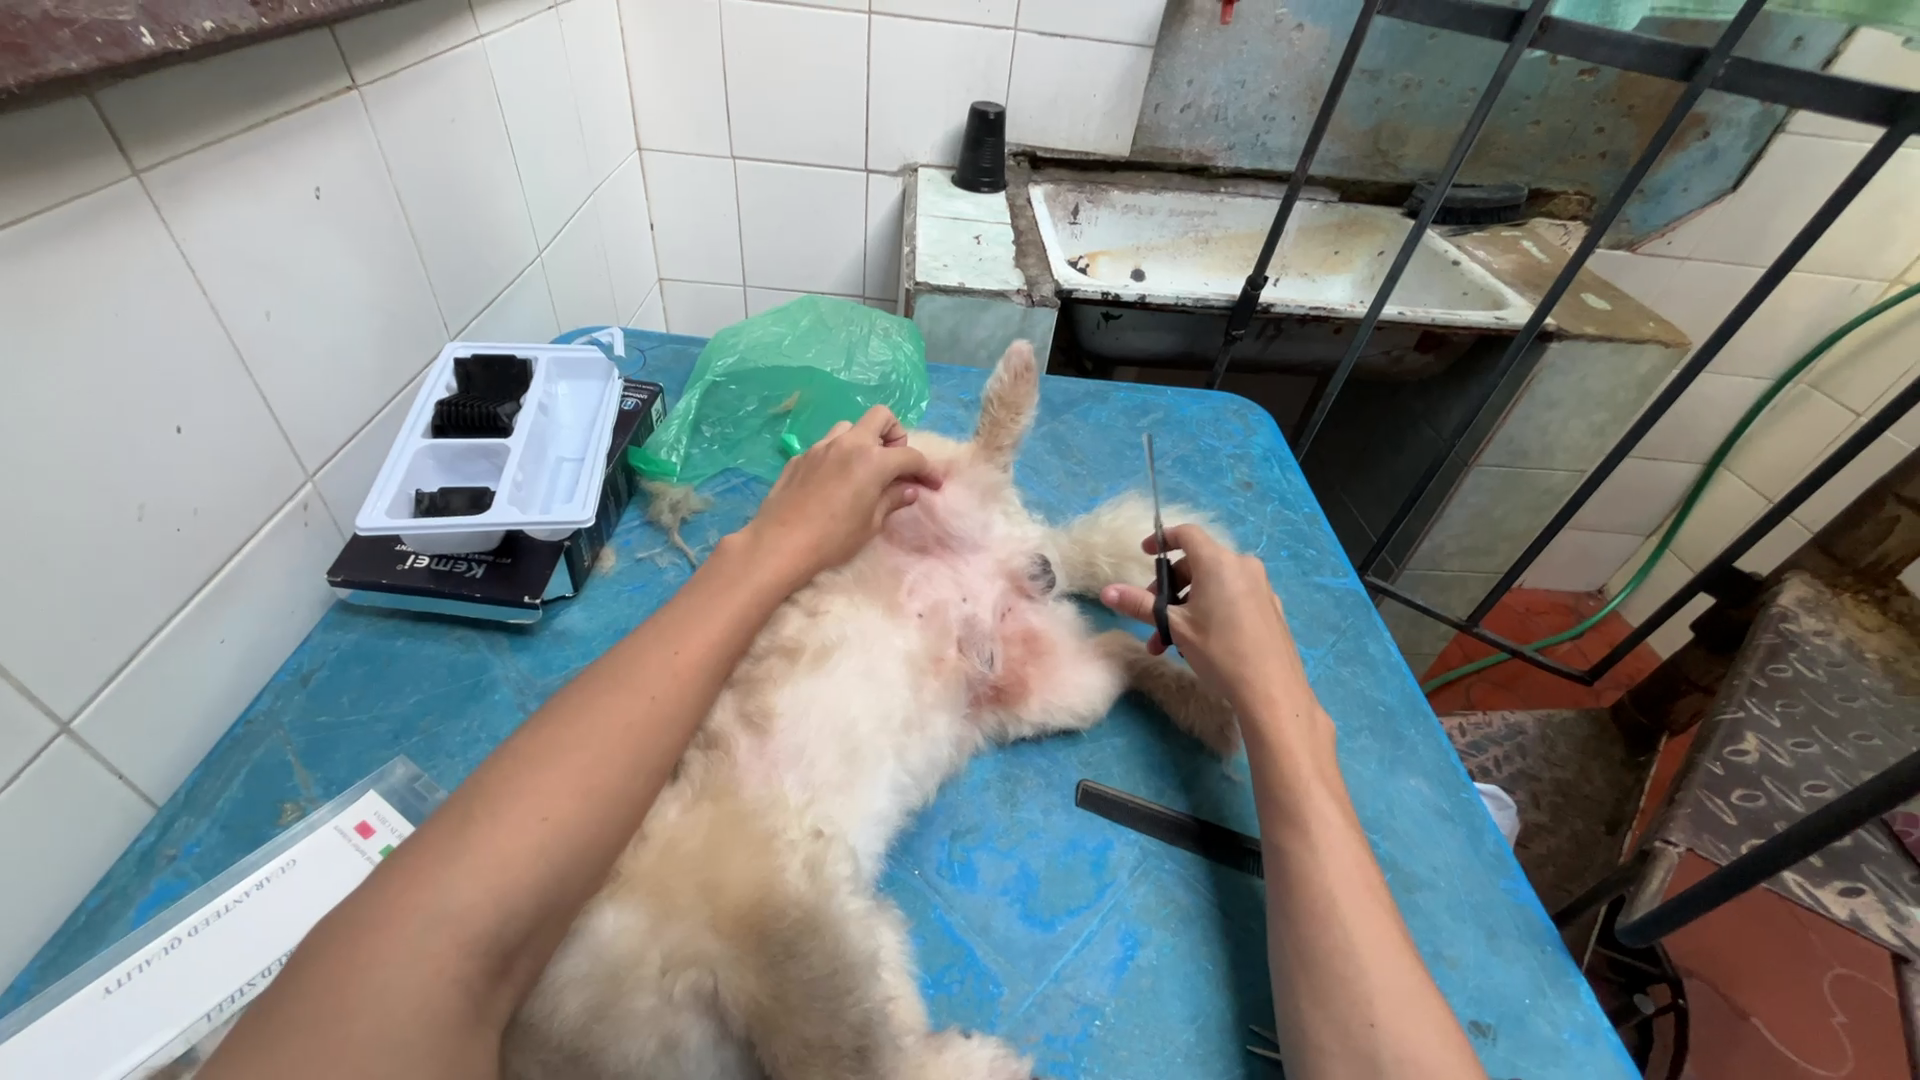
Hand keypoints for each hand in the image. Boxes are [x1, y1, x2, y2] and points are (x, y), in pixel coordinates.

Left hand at [736, 406, 938, 586]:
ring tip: (863, 470)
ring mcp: (821, 447)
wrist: (780, 543)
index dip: (927, 470)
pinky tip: (834, 483)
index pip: (910, 456)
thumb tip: (908, 489)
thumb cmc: (833, 538)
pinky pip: (826, 446)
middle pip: (881, 417)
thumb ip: (892, 500)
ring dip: (864, 442)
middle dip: (896, 435)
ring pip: (850, 427)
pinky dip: (838, 456)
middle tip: (895, 463)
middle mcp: (849, 444)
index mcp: (873, 460)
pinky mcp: (800, 457)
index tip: (933, 485)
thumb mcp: (871, 524)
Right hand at [1099, 524, 1319, 726]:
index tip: (1143, 553)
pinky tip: (1201, 643)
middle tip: (1152, 616)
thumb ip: (1140, 605)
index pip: (1187, 534)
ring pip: (1213, 585)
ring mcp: (1260, 587)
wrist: (1272, 690)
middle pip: (1197, 563)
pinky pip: (1231, 597)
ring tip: (1170, 642)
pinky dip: (1210, 610)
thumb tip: (1107, 592)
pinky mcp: (1270, 608)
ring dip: (1185, 606)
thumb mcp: (1175, 626)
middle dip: (1169, 588)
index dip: (1162, 540)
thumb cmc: (1219, 651)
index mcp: (1218, 562)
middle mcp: (1242, 566)